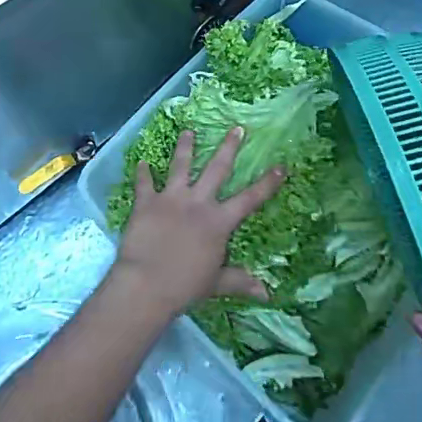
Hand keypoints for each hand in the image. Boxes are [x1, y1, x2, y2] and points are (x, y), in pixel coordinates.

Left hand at [110, 129, 286, 320]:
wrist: (147, 283)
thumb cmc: (185, 286)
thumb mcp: (216, 284)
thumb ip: (239, 281)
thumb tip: (267, 293)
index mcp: (218, 222)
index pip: (249, 199)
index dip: (267, 182)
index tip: (280, 165)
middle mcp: (197, 203)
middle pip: (216, 169)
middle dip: (228, 147)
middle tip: (236, 128)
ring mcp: (171, 198)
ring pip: (180, 165)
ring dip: (185, 147)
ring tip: (188, 131)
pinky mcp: (146, 202)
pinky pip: (144, 182)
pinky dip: (142, 172)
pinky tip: (141, 162)